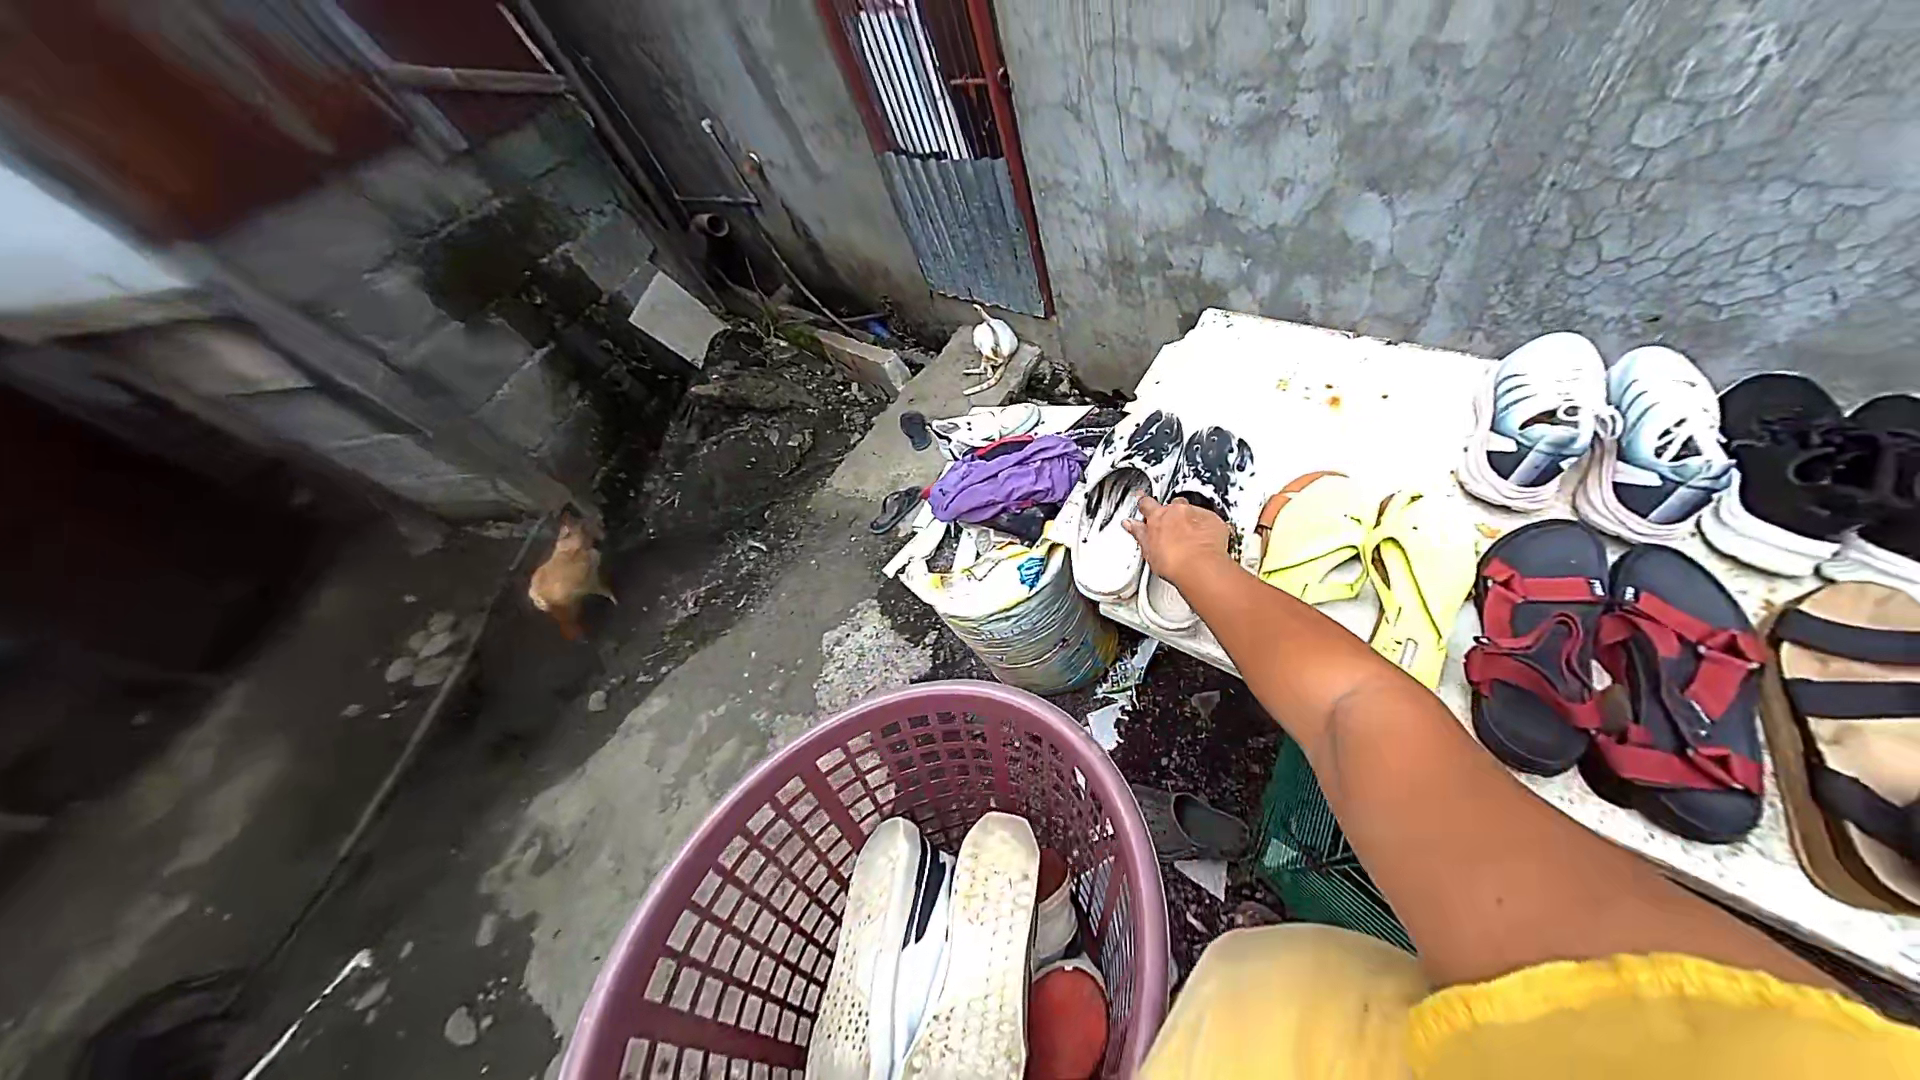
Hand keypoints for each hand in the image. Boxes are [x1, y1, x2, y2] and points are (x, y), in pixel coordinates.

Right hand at [1122, 496, 1229, 586]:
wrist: (1200, 567)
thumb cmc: (1174, 561)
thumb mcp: (1148, 550)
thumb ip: (1139, 533)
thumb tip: (1130, 524)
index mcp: (1158, 516)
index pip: (1146, 503)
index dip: (1144, 502)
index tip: (1142, 500)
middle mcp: (1177, 510)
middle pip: (1172, 505)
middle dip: (1171, 514)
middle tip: (1170, 530)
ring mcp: (1196, 514)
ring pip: (1191, 511)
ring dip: (1189, 520)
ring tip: (1188, 539)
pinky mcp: (1214, 520)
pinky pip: (1208, 520)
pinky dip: (1205, 527)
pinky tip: (1202, 541)